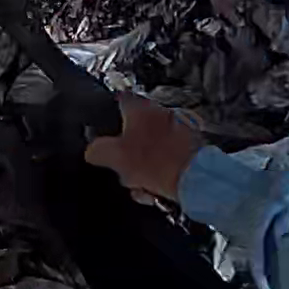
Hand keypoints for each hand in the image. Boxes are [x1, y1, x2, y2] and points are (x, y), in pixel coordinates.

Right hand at [82, 93, 204, 200]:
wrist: (196, 178)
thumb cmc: (155, 162)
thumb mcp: (113, 156)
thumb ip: (97, 150)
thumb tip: (92, 151)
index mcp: (141, 108)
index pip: (118, 99)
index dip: (107, 112)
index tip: (102, 126)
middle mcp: (161, 113)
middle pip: (133, 130)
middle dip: (125, 152)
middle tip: (122, 169)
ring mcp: (179, 129)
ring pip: (150, 147)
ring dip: (142, 167)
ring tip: (142, 186)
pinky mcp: (192, 148)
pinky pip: (166, 159)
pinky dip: (159, 173)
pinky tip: (156, 189)